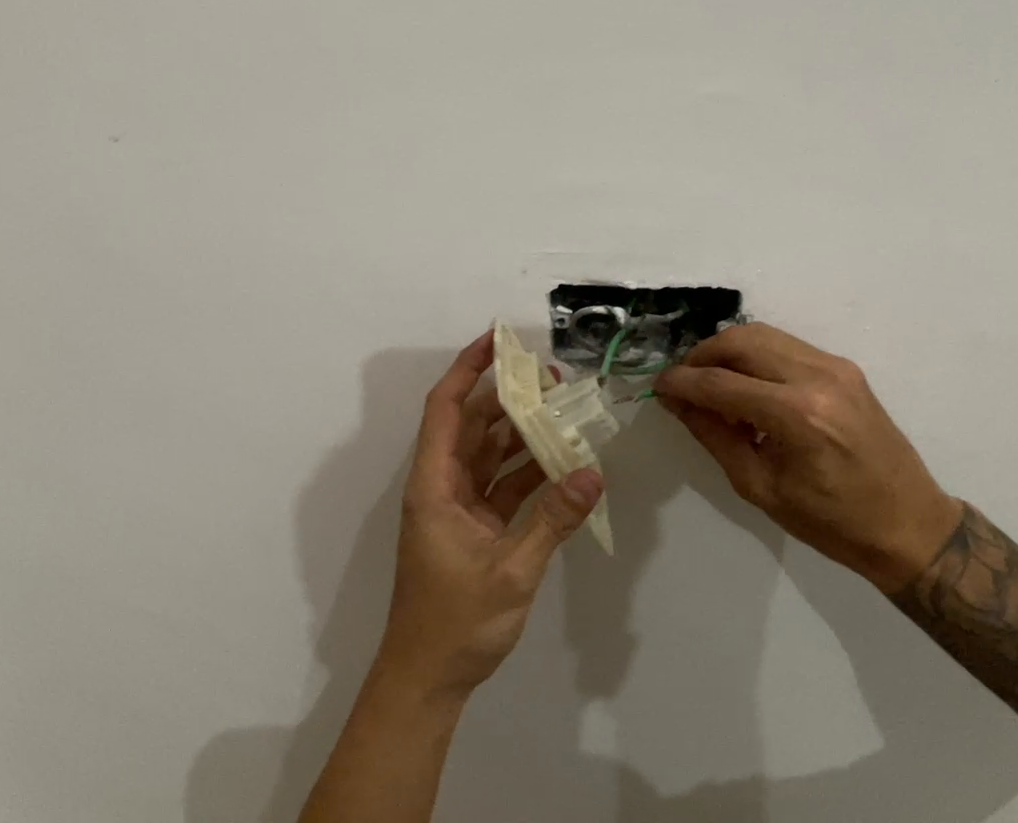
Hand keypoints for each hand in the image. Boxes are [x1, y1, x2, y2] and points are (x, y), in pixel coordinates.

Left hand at [375, 331, 604, 697]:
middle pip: (472, 426)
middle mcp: (442, 487)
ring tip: (564, 413)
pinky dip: (529, 472)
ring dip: (523, 434)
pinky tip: (563, 463)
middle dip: (508, 398)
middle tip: (553, 381)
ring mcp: (458, 509)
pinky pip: (503, 485)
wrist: (427, 677)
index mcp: (434, 487)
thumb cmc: (455, 622)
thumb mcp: (511, 570)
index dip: (467, 370)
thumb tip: (591, 472)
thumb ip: (552, 520)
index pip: (446, 410)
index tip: (496, 340)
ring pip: (490, 454)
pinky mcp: (474, 529)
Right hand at [653, 323, 962, 592]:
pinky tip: (747, 388)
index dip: (681, 382)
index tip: (657, 386)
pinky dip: (756, 357)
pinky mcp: (845, 368)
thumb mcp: (759, 486)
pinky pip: (786, 346)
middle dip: (702, 356)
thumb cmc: (830, 521)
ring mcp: (835, 367)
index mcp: (796, 415)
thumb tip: (677, 401)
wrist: (907, 524)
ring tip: (711, 384)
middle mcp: (817, 377)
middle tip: (682, 383)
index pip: (720, 382)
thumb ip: (714, 435)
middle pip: (740, 341)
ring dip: (727, 352)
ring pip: (763, 335)